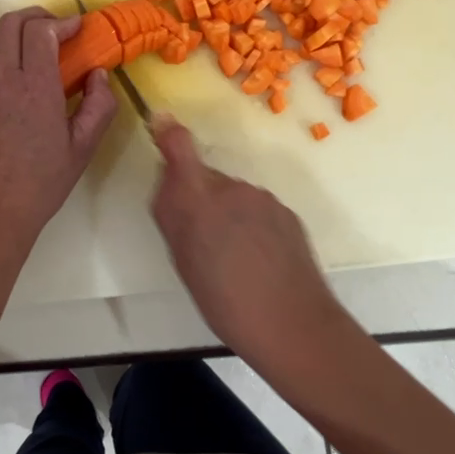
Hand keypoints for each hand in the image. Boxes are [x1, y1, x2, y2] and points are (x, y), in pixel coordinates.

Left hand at [0, 7, 117, 244]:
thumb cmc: (42, 181)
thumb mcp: (83, 147)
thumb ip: (98, 106)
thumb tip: (98, 75)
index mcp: (35, 88)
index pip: (40, 32)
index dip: (61, 21)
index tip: (77, 28)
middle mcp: (4, 79)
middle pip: (11, 23)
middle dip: (36, 16)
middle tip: (57, 28)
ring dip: (10, 28)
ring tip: (30, 40)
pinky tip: (12, 65)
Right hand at [150, 115, 349, 360]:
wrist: (293, 325)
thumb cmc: (224, 300)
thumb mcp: (182, 259)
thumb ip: (173, 214)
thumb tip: (170, 183)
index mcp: (196, 198)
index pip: (179, 146)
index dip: (168, 134)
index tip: (161, 127)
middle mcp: (229, 188)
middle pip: (205, 179)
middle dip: (199, 198)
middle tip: (201, 242)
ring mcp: (262, 198)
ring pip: (233, 197)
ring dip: (227, 216)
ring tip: (234, 260)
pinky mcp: (287, 213)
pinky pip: (258, 211)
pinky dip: (252, 228)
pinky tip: (258, 262)